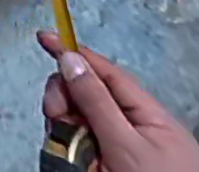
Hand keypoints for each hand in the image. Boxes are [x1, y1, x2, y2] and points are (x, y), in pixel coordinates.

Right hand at [38, 31, 198, 171]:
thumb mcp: (126, 147)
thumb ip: (96, 101)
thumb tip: (70, 58)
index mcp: (155, 122)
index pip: (109, 74)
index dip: (76, 54)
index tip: (43, 38)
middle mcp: (140, 134)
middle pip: (90, 96)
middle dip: (67, 99)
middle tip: (54, 114)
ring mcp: (124, 154)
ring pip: (81, 121)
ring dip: (66, 128)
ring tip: (69, 150)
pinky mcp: (109, 169)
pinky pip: (81, 145)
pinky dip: (70, 149)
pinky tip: (73, 161)